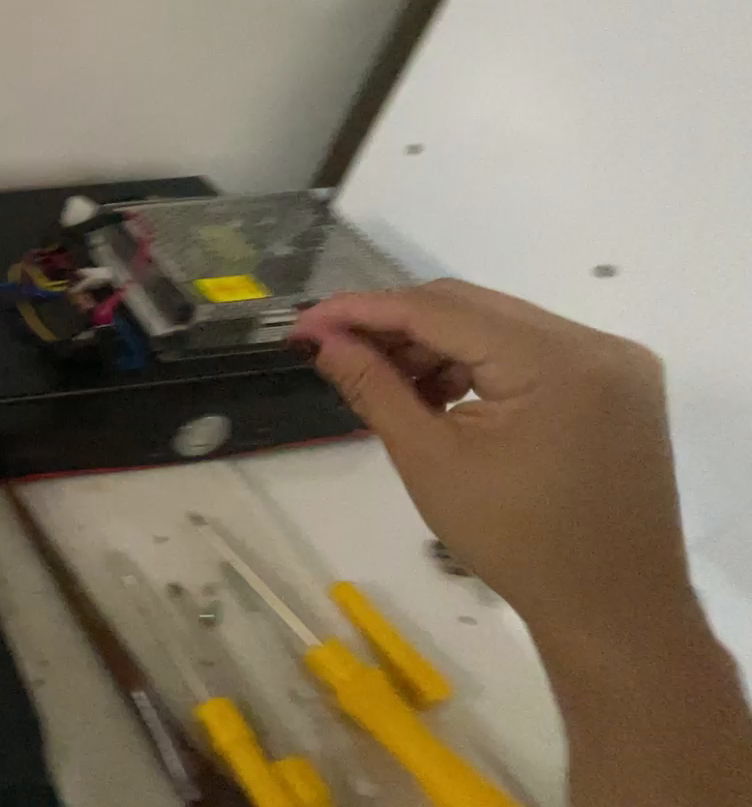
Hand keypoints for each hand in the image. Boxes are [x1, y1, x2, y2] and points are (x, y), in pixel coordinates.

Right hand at [290, 280, 696, 645]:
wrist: (611, 607)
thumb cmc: (513, 537)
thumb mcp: (425, 455)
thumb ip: (370, 384)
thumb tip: (317, 338)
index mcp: (558, 363)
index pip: (436, 309)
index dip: (359, 309)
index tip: (301, 325)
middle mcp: (594, 346)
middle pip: (463, 305)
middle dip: (387, 321)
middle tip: (327, 346)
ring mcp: (607, 362)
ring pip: (485, 321)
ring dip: (421, 340)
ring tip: (376, 376)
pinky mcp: (604, 382)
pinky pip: (514, 346)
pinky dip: (460, 357)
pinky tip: (427, 389)